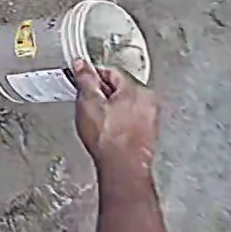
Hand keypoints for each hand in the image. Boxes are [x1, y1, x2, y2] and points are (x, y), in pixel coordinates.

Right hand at [70, 60, 157, 174]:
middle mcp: (148, 101)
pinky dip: (116, 118)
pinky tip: (105, 129)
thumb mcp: (88, 102)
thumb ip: (85, 80)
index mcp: (136, 89)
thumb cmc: (108, 137)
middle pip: (119, 86)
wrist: (123, 165)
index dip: (92, 75)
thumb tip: (82, 66)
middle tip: (86, 102)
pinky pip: (129, 116)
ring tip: (95, 119)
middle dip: (100, 91)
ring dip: (108, 106)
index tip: (80, 79)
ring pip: (124, 102)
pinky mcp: (147, 130)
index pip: (111, 71)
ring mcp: (150, 117)